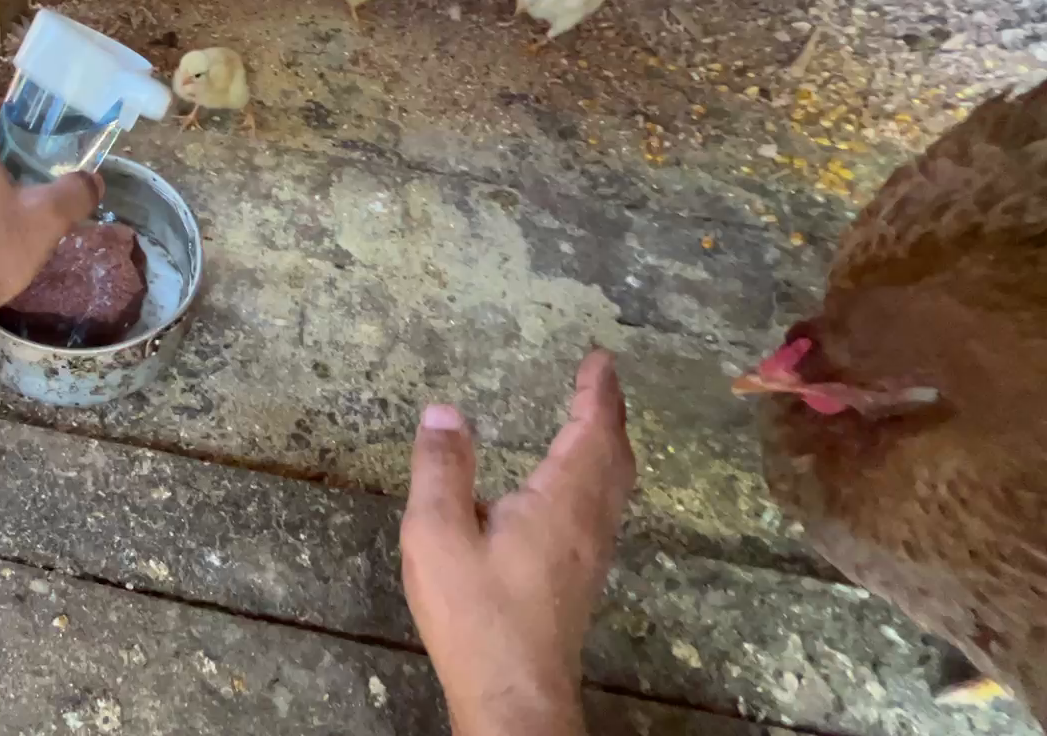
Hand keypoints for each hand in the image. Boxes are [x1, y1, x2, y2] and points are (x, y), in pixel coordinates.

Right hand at [399, 351, 635, 735]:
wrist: (512, 693)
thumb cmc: (473, 608)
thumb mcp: (437, 530)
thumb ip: (441, 467)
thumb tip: (444, 409)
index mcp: (559, 504)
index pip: (591, 436)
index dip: (597, 394)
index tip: (601, 358)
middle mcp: (587, 524)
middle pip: (615, 459)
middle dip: (608, 415)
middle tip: (597, 380)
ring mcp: (588, 553)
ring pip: (613, 485)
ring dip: (606, 443)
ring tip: (588, 419)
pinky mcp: (577, 575)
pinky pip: (601, 504)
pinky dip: (596, 472)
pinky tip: (568, 483)